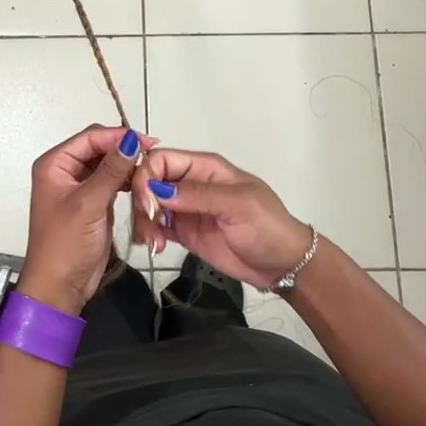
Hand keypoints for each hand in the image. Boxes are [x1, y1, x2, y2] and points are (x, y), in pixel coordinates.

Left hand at [18, 125, 146, 313]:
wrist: (60, 287)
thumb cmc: (66, 244)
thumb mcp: (88, 204)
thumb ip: (111, 170)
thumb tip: (132, 140)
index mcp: (54, 164)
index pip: (90, 138)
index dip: (118, 136)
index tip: (148, 140)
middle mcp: (65, 171)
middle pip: (99, 149)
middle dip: (124, 150)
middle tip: (154, 154)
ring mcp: (80, 187)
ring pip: (108, 165)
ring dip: (128, 167)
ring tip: (152, 170)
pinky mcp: (93, 203)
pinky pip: (112, 183)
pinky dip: (127, 182)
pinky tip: (143, 184)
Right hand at [130, 149, 311, 289]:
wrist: (283, 265)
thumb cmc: (267, 227)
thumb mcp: (239, 205)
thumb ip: (199, 195)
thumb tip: (157, 190)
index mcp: (205, 167)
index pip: (162, 159)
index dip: (147, 176)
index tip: (146, 202)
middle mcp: (191, 184)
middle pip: (150, 181)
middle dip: (142, 201)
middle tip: (149, 226)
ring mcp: (186, 209)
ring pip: (149, 205)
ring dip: (144, 221)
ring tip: (154, 243)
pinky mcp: (184, 232)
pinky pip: (156, 227)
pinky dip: (150, 235)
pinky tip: (156, 247)